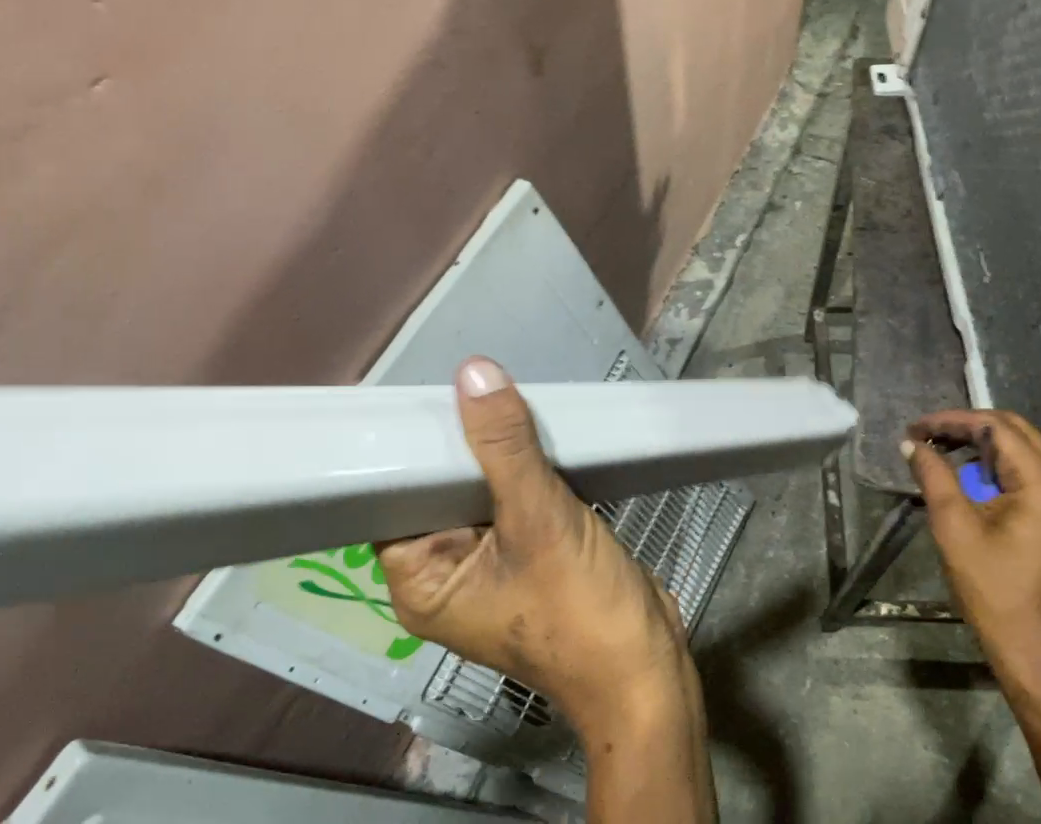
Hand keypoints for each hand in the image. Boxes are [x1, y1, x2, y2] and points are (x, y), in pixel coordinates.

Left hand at [374, 357, 693, 734]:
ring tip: (507, 398)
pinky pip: (514, 502)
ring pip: (482, 492)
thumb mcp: (539, 521)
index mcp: (421, 583)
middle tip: (475, 385)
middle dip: (462, 444)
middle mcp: (446, 576)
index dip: (408, 448)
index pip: (392, 499)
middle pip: (440, 490)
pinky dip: (526, 473)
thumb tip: (473, 372)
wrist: (649, 669)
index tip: (425, 394)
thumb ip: (506, 446)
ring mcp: (490, 568)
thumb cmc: (582, 611)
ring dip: (498, 454)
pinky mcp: (530, 558)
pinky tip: (537, 435)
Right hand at [901, 410, 1040, 674]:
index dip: (953, 421)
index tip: (915, 429)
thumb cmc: (994, 592)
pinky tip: (971, 477)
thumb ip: (934, 476)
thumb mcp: (955, 529)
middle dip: (968, 428)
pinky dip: (1001, 468)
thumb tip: (911, 444)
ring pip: (1026, 450)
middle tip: (926, 436)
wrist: (1037, 649)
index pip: (997, 429)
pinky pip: (1034, 473)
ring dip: (983, 447)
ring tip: (941, 452)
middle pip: (1016, 432)